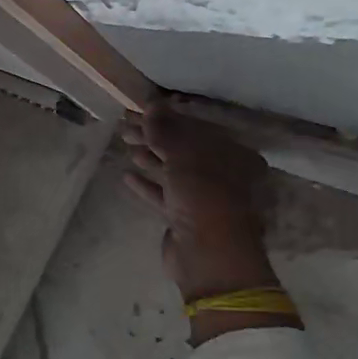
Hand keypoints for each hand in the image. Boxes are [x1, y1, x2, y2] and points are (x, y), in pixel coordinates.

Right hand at [122, 100, 298, 342]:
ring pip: (172, 170)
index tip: (138, 110)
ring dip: (149, 157)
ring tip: (125, 144)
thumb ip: (166, 130)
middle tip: (124, 126)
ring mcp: (203, 198)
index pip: (196, 129)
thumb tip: (151, 103)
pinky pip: (163, 195)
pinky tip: (127, 175)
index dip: (166, 118)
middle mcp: (222, 175)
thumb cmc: (205, 197)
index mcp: (233, 156)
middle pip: (182, 149)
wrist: (209, 256)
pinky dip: (147, 184)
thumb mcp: (185, 157)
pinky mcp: (185, 217)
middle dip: (153, 136)